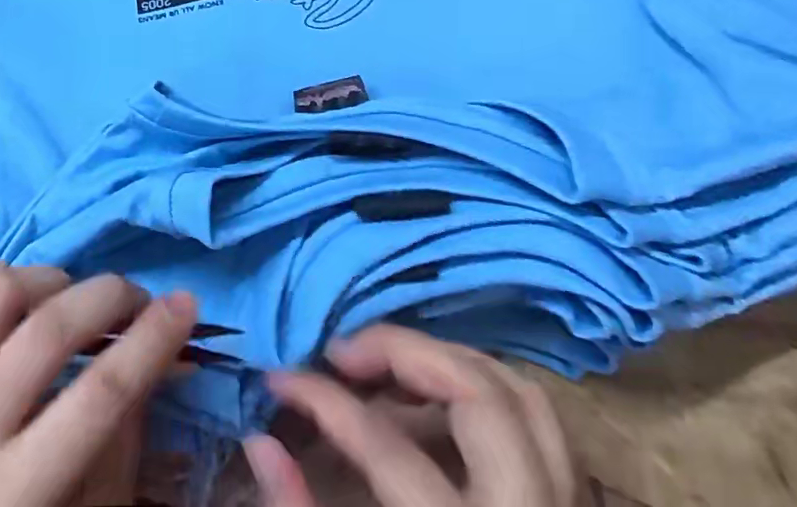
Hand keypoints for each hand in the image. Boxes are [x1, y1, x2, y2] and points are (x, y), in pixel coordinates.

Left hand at [0, 261, 199, 506]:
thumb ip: (125, 430)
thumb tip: (161, 349)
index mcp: (14, 488)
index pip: (98, 396)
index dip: (150, 343)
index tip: (187, 305)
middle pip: (45, 333)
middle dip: (107, 299)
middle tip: (140, 299)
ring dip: (48, 281)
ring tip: (78, 298)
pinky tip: (23, 293)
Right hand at [246, 325, 574, 506]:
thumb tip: (260, 442)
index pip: (386, 444)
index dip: (320, 398)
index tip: (278, 378)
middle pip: (478, 394)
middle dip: (399, 352)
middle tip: (340, 355)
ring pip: (519, 393)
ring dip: (444, 361)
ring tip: (384, 368)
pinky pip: (536, 420)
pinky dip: (479, 388)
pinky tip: (431, 402)